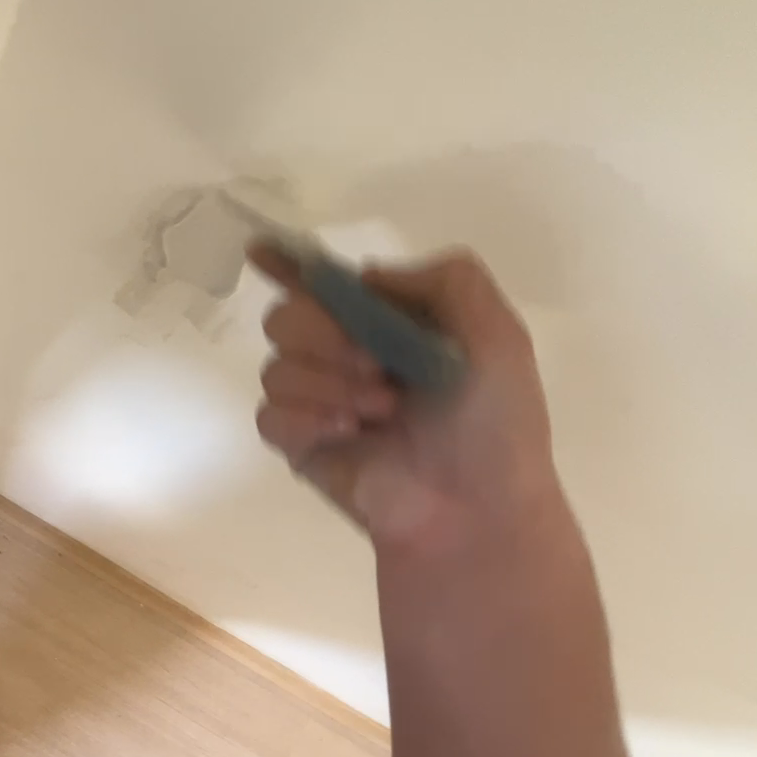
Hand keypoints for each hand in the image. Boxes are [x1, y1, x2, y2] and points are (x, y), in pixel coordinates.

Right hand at [250, 246, 562, 551]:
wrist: (471, 505)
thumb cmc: (494, 423)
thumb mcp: (497, 336)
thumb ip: (446, 281)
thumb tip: (365, 276)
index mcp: (386, 326)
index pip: (325, 286)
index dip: (288, 266)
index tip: (259, 250)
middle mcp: (340, 356)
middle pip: (286, 318)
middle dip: (325, 337)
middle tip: (376, 366)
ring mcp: (313, 401)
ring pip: (275, 368)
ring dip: (328, 385)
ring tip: (377, 413)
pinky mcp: (295, 442)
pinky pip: (269, 415)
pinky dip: (305, 420)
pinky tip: (345, 434)